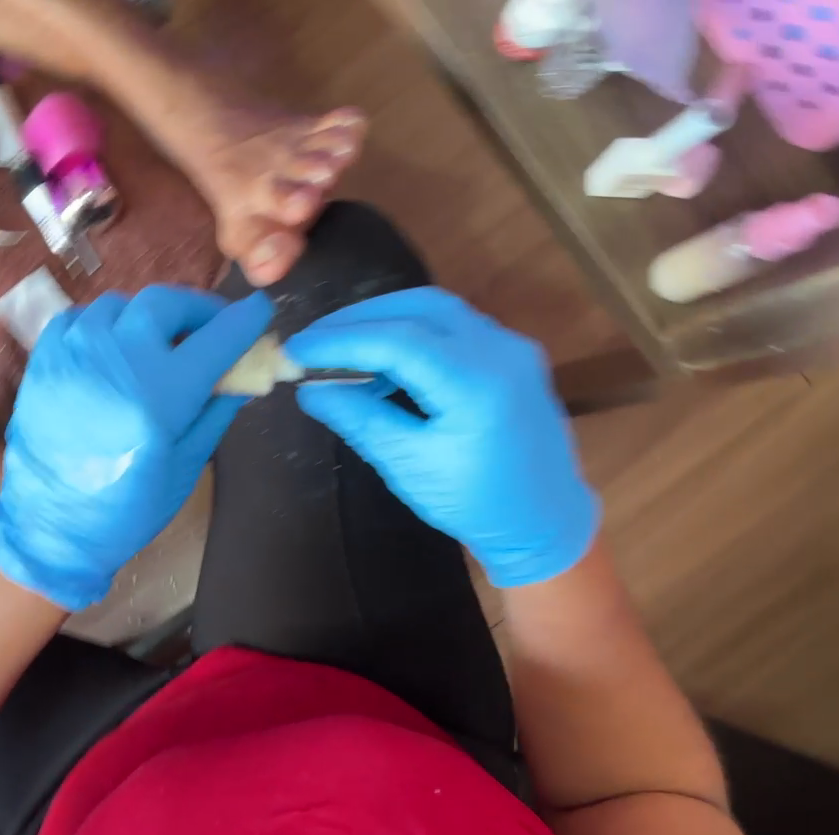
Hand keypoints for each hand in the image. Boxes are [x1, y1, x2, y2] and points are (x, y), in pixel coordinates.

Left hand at [0, 287, 272, 608]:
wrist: (51, 527)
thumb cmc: (128, 508)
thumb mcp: (187, 465)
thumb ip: (217, 409)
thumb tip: (243, 371)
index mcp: (160, 394)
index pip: (217, 338)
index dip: (244, 322)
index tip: (258, 312)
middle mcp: (117, 357)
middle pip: (167, 302)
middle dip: (198, 308)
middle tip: (212, 327)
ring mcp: (76, 351)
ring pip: (124, 304)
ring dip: (152, 316)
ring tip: (163, 342)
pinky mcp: (45, 356)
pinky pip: (85, 318)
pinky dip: (109, 325)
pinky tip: (118, 351)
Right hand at [288, 287, 598, 585]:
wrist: (543, 521)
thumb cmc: (474, 503)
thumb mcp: (409, 465)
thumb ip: (359, 419)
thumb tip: (307, 389)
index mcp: (478, 385)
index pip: (397, 341)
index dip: (340, 341)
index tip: (295, 350)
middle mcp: (502, 350)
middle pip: (418, 308)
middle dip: (358, 319)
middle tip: (311, 339)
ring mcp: (512, 347)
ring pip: (436, 311)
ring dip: (383, 321)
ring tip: (339, 349)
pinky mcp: (511, 354)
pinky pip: (453, 328)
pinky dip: (410, 334)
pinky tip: (381, 361)